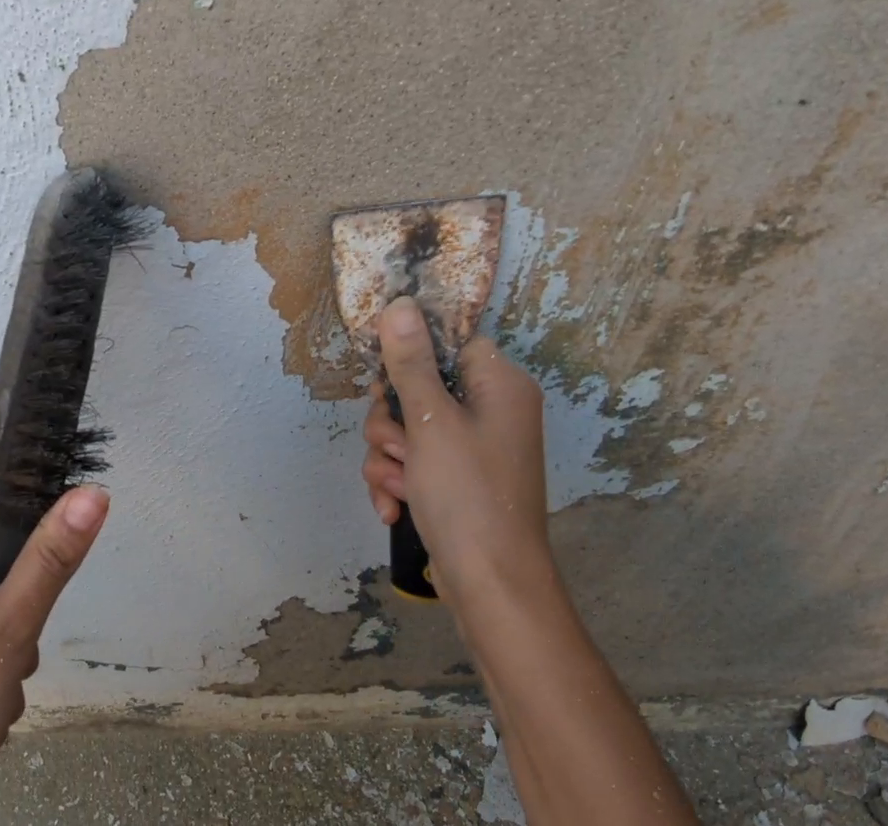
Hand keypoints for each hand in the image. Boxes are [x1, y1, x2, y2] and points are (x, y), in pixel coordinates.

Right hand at [360, 295, 550, 603]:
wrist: (491, 583)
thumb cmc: (468, 494)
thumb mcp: (431, 422)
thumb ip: (410, 363)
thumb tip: (400, 304)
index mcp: (499, 386)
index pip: (448, 343)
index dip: (411, 358)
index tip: (387, 383)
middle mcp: (490, 411)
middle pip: (417, 387)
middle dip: (390, 421)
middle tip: (397, 444)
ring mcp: (472, 448)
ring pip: (405, 429)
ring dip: (388, 456)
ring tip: (398, 485)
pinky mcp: (454, 479)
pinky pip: (411, 462)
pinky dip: (397, 482)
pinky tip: (395, 506)